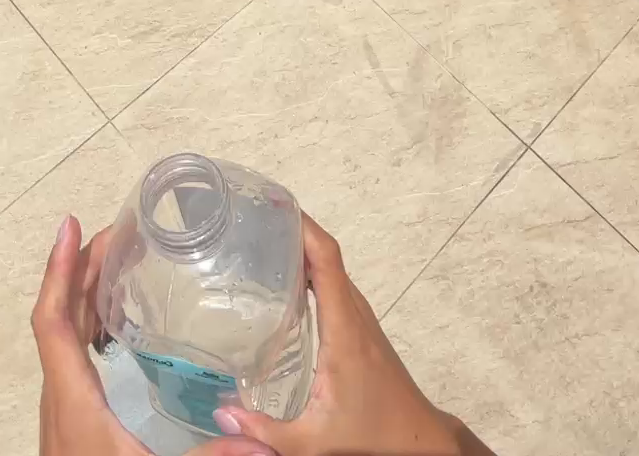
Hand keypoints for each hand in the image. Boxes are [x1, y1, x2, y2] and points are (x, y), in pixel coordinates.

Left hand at [34, 215, 278, 455]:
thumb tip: (262, 443)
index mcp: (74, 402)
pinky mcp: (76, 421)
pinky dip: (91, 323)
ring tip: (119, 262)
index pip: (52, 321)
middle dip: (82, 267)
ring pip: (64, 335)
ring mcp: (65, 410)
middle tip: (120, 233)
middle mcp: (62, 398)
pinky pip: (73, 355)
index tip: (68, 226)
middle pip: (60, 317)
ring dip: (84, 292)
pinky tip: (121, 322)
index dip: (57, 270)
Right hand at [212, 215, 495, 455]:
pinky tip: (284, 274)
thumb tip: (221, 413)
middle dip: (292, 228)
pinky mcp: (358, 322)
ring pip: (330, 264)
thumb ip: (265, 430)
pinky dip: (310, 264)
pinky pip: (332, 279)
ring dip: (302, 244)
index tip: (273, 207)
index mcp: (343, 325)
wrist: (417, 438)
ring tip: (261, 237)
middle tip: (252, 218)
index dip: (303, 227)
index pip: (326, 258)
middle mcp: (353, 310)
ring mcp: (358, 314)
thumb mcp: (314, 439)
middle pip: (325, 252)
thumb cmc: (372, 433)